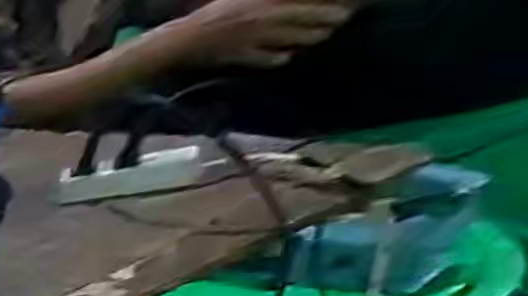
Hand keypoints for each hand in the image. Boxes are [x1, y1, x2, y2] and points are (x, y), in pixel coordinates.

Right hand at [165, 0, 355, 68]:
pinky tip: (285, 56)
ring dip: (311, 37)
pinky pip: (269, 58)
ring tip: (320, 36)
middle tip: (341, 18)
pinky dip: (280, 57)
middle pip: (310, 16)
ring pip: (295, 38)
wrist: (182, 40)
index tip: (346, 2)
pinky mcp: (242, 56)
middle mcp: (268, 15)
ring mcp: (255, 37)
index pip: (307, 1)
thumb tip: (287, 4)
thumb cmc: (212, 14)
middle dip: (330, 18)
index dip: (329, 2)